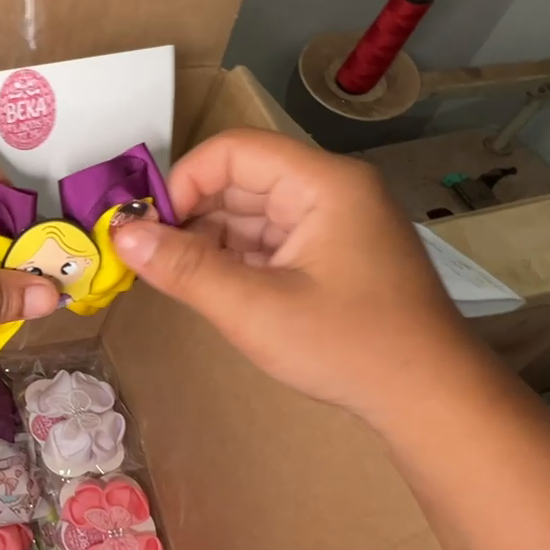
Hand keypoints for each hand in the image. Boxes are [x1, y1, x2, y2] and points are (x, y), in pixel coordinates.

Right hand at [108, 128, 497, 422]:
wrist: (427, 397)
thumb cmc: (347, 347)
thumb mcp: (253, 309)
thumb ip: (184, 268)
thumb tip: (122, 234)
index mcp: (322, 184)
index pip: (233, 151)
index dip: (183, 183)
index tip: (151, 232)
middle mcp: (327, 192)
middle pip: (238, 181)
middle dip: (189, 216)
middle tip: (151, 262)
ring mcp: (329, 224)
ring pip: (247, 214)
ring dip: (206, 243)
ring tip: (179, 282)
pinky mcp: (327, 256)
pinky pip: (265, 241)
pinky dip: (231, 261)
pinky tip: (212, 290)